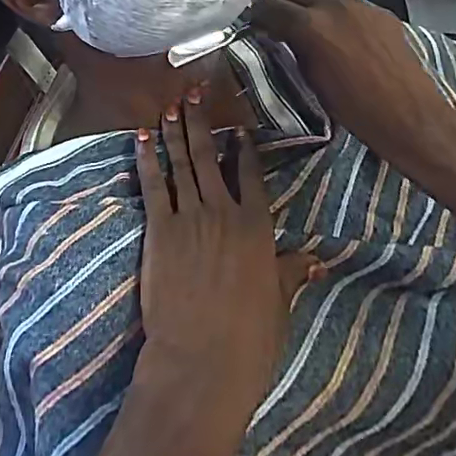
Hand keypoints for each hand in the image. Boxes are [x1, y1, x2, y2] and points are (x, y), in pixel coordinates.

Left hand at [118, 100, 315, 455]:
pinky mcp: (160, 228)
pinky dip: (146, 158)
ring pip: (182, 163)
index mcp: (257, 230)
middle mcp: (224, 213)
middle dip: (201, 123)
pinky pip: (152, 184)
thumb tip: (314, 258)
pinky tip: (141, 137)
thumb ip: (289, 273)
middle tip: (194, 95)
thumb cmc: (248, 340)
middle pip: (211, 158)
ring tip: (170, 106)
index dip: (245, 151)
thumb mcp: (278, 305)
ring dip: (174, 132)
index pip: (253, 178)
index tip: (238, 128)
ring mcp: (190, 217)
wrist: (201, 360)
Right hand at [250, 0, 455, 184]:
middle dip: (283, 7)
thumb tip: (282, 36)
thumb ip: (293, 48)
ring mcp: (360, 5)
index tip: (256, 26)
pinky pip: (347, 6)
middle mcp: (333, 5)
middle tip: (278, 26)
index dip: (258, 15)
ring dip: (310, 8)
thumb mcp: (310, 78)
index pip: (269, 5)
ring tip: (310, 30)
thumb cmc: (354, 108)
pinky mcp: (381, 13)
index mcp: (309, 25)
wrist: (410, 117)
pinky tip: (341, 36)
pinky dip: (336, 15)